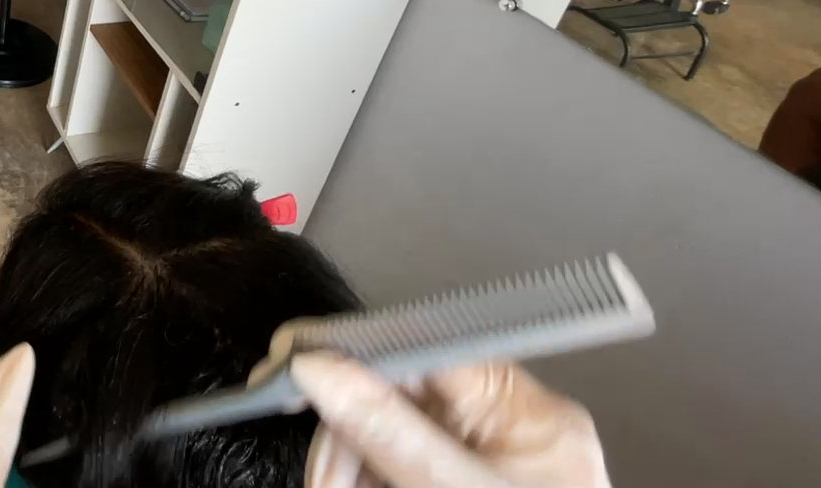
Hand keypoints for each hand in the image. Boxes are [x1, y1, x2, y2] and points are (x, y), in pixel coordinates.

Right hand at [293, 353, 611, 487]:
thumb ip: (392, 432)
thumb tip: (317, 365)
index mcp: (528, 414)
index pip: (422, 346)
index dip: (351, 348)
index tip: (291, 361)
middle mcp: (506, 423)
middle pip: (391, 388)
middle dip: (343, 431)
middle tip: (322, 479)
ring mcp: (480, 452)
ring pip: (381, 423)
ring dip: (342, 460)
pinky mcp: (453, 475)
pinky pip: (388, 453)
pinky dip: (358, 473)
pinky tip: (346, 487)